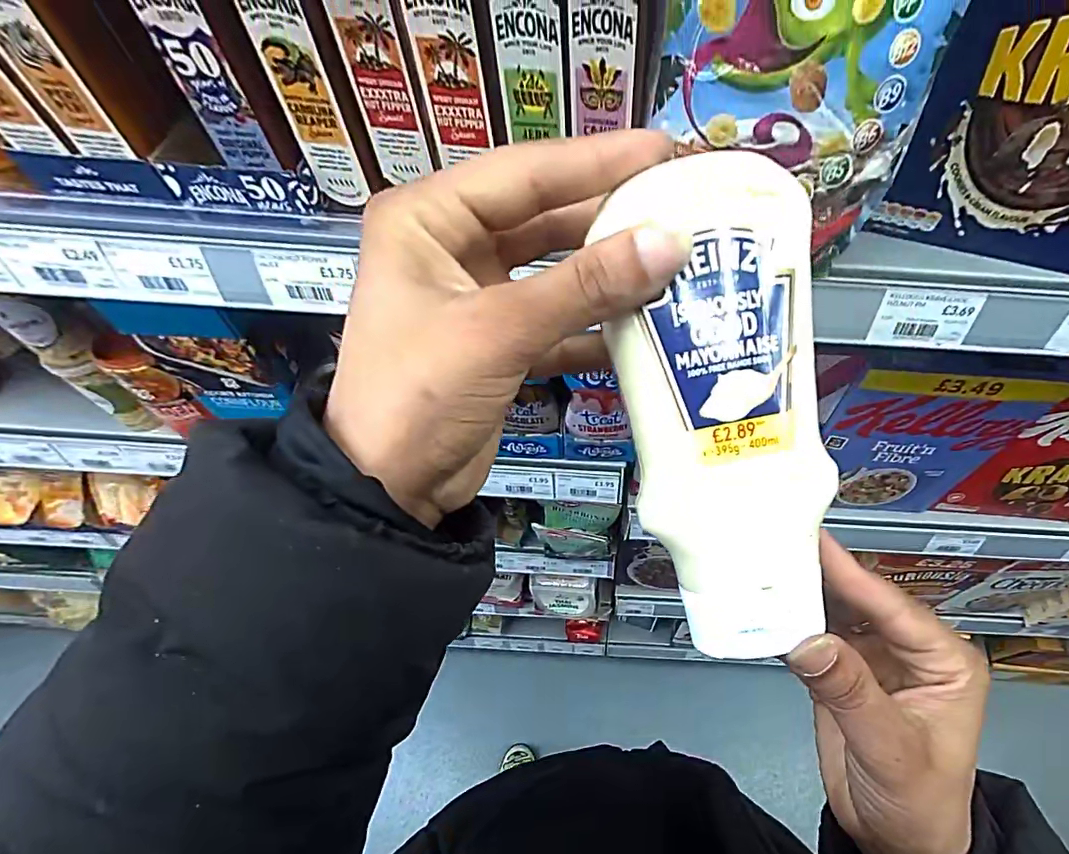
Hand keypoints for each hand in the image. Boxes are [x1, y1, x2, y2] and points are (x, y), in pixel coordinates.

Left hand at [325, 131, 687, 526]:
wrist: (389, 485)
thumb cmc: (420, 394)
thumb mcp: (499, 330)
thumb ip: (583, 286)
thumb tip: (668, 242)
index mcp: (429, 220)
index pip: (524, 174)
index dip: (597, 162)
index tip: (661, 152)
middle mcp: (451, 249)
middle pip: (543, 220)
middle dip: (608, 220)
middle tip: (678, 208)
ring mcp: (476, 300)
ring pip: (554, 275)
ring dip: (606, 279)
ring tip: (672, 267)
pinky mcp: (497, 347)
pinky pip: (555, 324)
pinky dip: (592, 330)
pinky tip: (640, 331)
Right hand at [786, 533, 990, 853]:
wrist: (896, 846)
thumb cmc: (918, 803)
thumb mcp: (891, 750)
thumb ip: (851, 693)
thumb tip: (807, 639)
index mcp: (944, 660)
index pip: (895, 609)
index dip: (854, 576)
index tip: (816, 543)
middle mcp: (908, 651)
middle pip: (862, 603)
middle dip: (824, 576)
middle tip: (780, 542)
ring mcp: (871, 661)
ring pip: (834, 617)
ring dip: (802, 596)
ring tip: (763, 566)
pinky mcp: (840, 675)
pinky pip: (813, 641)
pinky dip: (789, 627)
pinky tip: (763, 610)